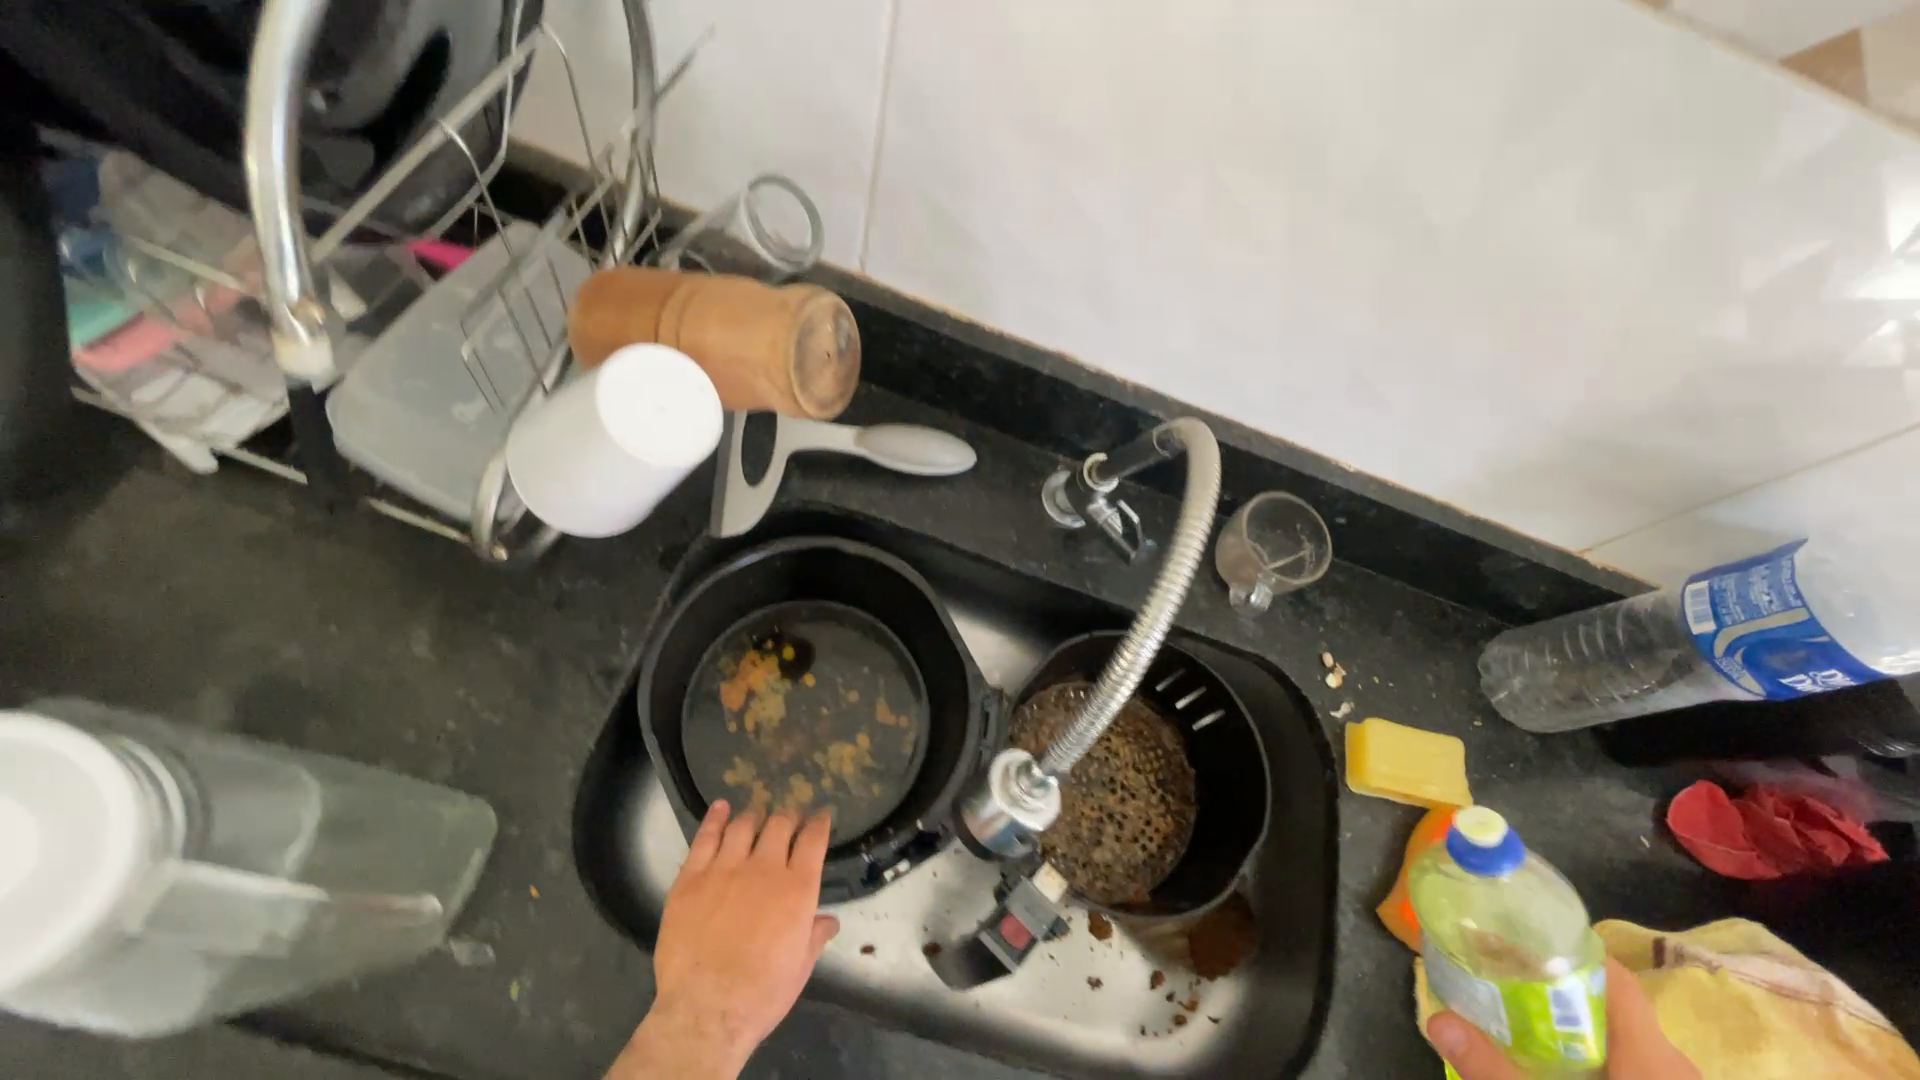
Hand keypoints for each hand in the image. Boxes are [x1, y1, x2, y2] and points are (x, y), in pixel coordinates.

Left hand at [607, 801, 839, 1079]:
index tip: (820, 816)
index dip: (819, 822)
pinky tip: (720, 808)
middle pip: (780, 824)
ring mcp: (725, 869)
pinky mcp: (691, 878)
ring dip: (754, 815)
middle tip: (789, 816)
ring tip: (757, 814)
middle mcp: (765, 868)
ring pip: (743, 825)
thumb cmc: (762, 993)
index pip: (814, 839)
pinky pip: (705, 838)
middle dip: (788, 815)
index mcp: (798, 888)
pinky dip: (715, 818)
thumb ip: (815, 937)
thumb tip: (829, 921)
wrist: (707, 1008)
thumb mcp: (800, 967)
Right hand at [1427, 958, 1699, 1079]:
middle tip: (1499, 992)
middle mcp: (1677, 1072)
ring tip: (1519, 1037)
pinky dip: (1591, 1069)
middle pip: (1611, 1011)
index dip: (1563, 952)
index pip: (1613, 977)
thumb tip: (1437, 1018)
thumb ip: (1493, 1072)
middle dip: (1554, 997)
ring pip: (1621, 1049)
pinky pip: (1631, 1075)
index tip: (1510, 944)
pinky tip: (1553, 1077)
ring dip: (1571, 1037)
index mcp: (1653, 1060)